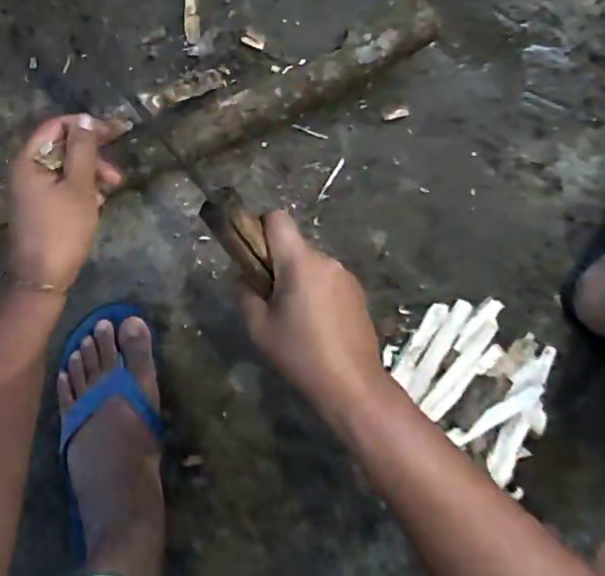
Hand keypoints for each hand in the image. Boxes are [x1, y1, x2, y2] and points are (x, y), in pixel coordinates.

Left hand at [6, 115, 123, 291]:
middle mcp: (24, 170)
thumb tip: (85, 119)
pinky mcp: (38, 206)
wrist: (42, 280)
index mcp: (28, 160)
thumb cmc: (61, 230)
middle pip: (61, 147)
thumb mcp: (78, 186)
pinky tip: (97, 202)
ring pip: (64, 168)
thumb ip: (83, 150)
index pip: (55, 126)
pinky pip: (61, 185)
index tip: (113, 133)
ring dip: (89, 173)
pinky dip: (80, 189)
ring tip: (111, 190)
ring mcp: (30, 189)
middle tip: (116, 171)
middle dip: (91, 155)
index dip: (85, 126)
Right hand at [238, 209, 390, 424]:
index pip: (277, 218)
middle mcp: (325, 260)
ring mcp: (345, 276)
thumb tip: (247, 278)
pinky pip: (327, 279)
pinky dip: (317, 290)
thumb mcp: (258, 327)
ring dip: (299, 278)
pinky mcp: (358, 293)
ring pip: (310, 263)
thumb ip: (245, 293)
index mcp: (300, 261)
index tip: (254, 257)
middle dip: (278, 262)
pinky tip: (317, 324)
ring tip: (296, 317)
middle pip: (293, 244)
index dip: (260, 228)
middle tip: (271, 298)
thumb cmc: (301, 354)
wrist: (354, 387)